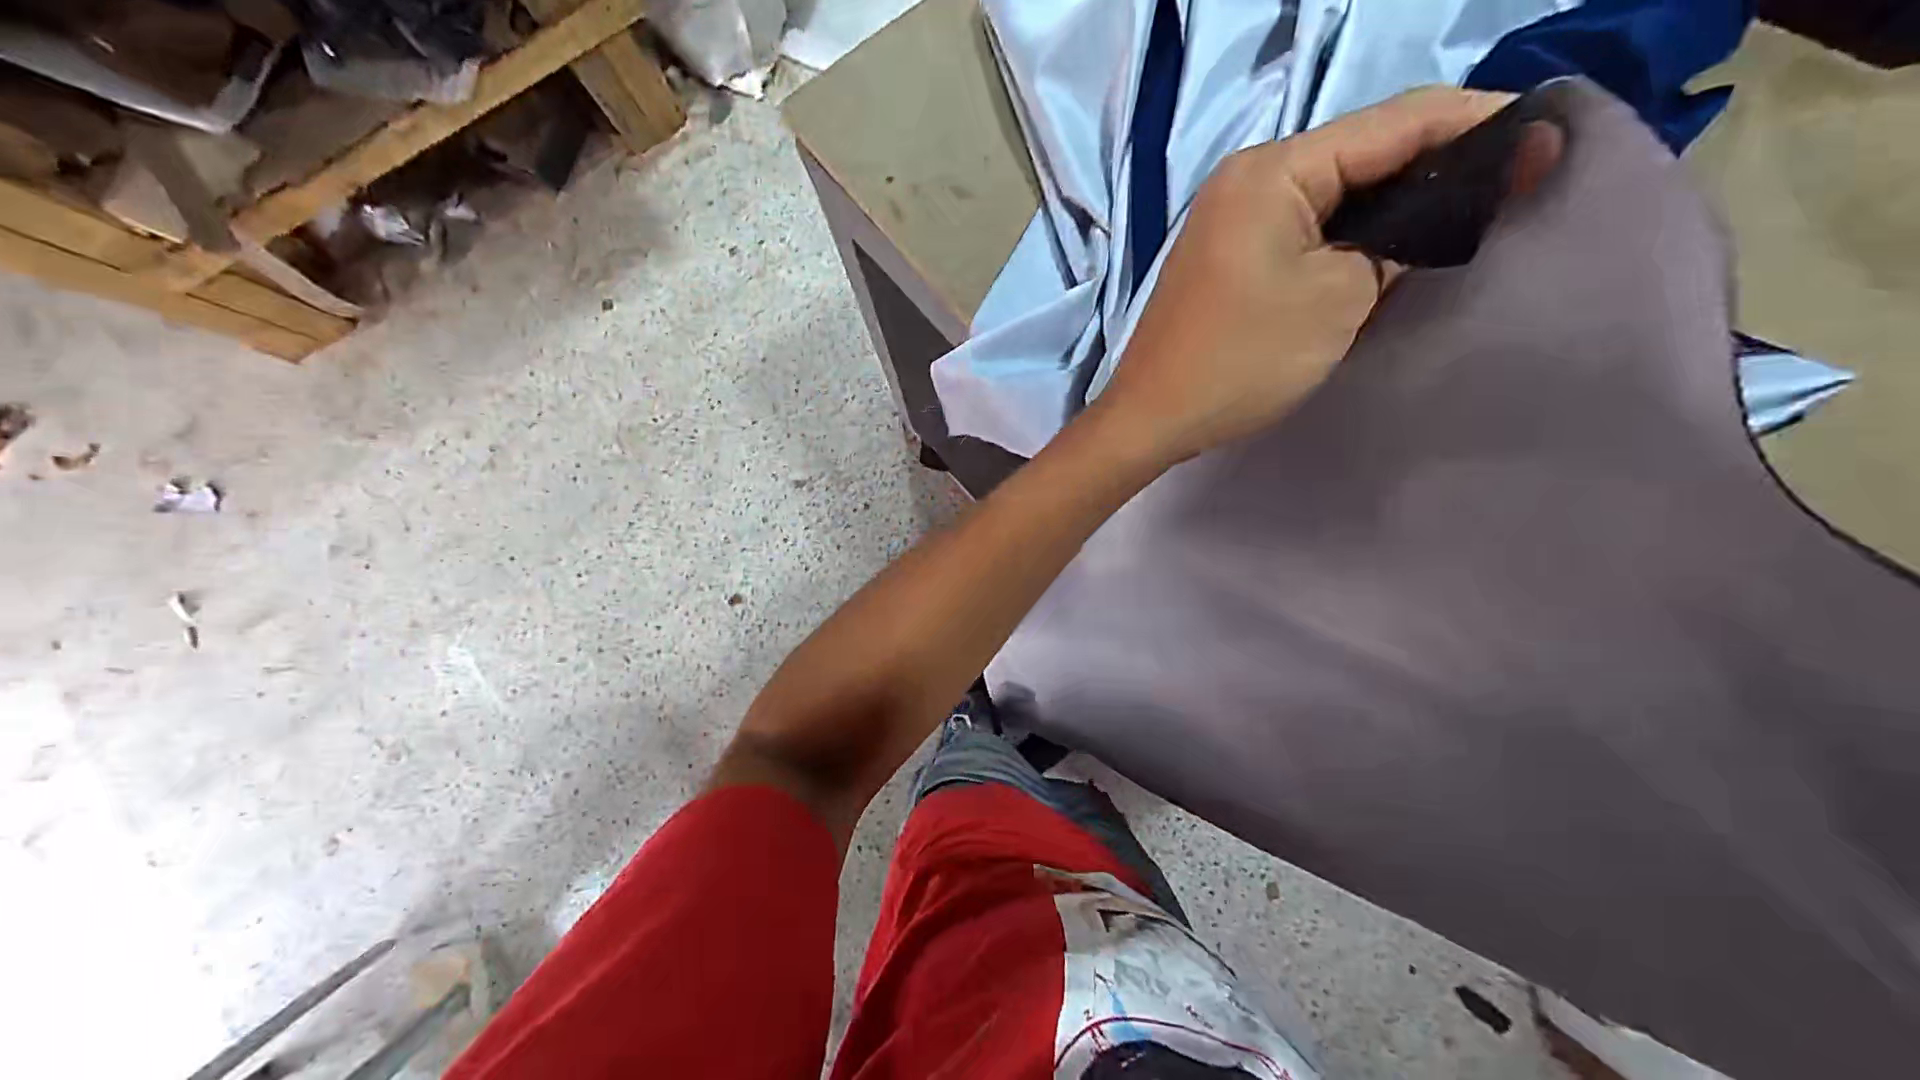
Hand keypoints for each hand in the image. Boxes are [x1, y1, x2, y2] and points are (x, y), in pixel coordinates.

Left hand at [1096, 86, 1515, 463]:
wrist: (1153, 418)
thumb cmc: (1241, 360)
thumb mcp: (1340, 297)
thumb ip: (1404, 239)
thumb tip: (1449, 206)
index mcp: (1273, 170)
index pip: (1397, 120)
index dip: (1479, 122)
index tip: (1549, 136)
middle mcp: (1248, 177)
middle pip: (1366, 149)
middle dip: (1442, 160)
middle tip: (1517, 180)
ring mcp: (1233, 216)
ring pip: (1337, 189)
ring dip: (1399, 198)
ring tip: (1469, 212)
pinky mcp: (1230, 253)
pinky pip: (1307, 224)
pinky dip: (1354, 229)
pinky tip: (1394, 245)